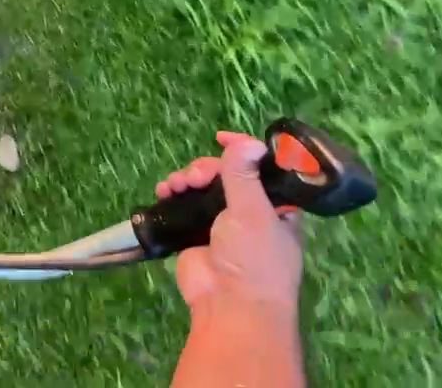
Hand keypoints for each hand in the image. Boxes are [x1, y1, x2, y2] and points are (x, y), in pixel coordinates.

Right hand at [157, 132, 303, 319]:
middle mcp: (251, 214)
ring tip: (175, 186)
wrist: (229, 303)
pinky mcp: (197, 232)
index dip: (244, 151)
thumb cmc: (253, 259)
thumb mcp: (252, 212)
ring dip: (185, 179)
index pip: (263, 171)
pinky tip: (164, 192)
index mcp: (277, 211)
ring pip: (201, 187)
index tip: (220, 137)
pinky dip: (172, 193)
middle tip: (194, 178)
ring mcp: (222, 224)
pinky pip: (183, 202)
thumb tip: (246, 141)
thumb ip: (244, 175)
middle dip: (205, 169)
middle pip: (226, 175)